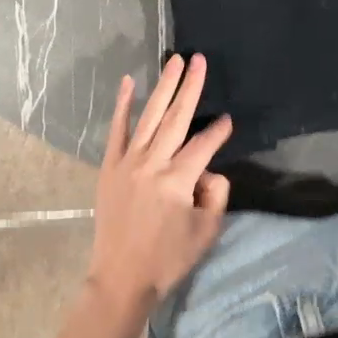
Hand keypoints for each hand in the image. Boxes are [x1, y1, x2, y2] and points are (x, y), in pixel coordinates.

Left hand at [86, 54, 232, 308]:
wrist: (121, 278)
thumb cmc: (167, 259)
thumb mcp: (206, 232)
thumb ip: (216, 195)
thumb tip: (210, 171)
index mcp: (178, 180)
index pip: (204, 145)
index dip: (218, 131)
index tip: (228, 120)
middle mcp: (153, 163)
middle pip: (177, 117)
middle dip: (190, 86)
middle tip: (199, 60)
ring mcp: (128, 162)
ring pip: (150, 116)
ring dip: (163, 87)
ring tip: (174, 61)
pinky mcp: (109, 167)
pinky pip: (117, 130)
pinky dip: (122, 105)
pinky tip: (128, 82)